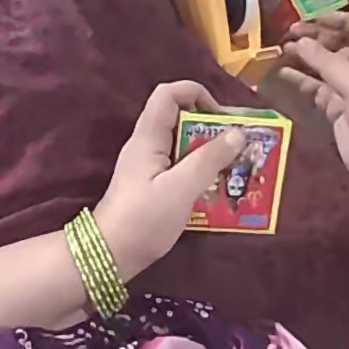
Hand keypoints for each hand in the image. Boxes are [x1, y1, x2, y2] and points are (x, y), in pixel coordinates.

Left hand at [93, 81, 246, 276]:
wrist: (111, 254)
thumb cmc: (144, 220)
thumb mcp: (181, 189)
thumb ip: (209, 159)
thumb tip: (238, 132)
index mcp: (148, 138)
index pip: (168, 94)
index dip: (196, 94)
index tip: (222, 117)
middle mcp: (146, 146)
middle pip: (179, 118)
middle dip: (210, 127)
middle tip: (237, 146)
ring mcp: (147, 166)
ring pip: (181, 144)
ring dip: (208, 152)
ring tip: (233, 168)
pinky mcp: (151, 185)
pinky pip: (179, 166)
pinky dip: (198, 171)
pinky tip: (215, 188)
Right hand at [280, 12, 348, 177]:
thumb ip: (326, 63)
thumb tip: (298, 42)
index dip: (342, 20)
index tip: (315, 17)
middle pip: (341, 45)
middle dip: (318, 37)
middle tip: (290, 32)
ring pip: (325, 66)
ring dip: (306, 57)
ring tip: (282, 49)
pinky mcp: (336, 108)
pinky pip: (315, 88)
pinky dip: (300, 79)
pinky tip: (283, 72)